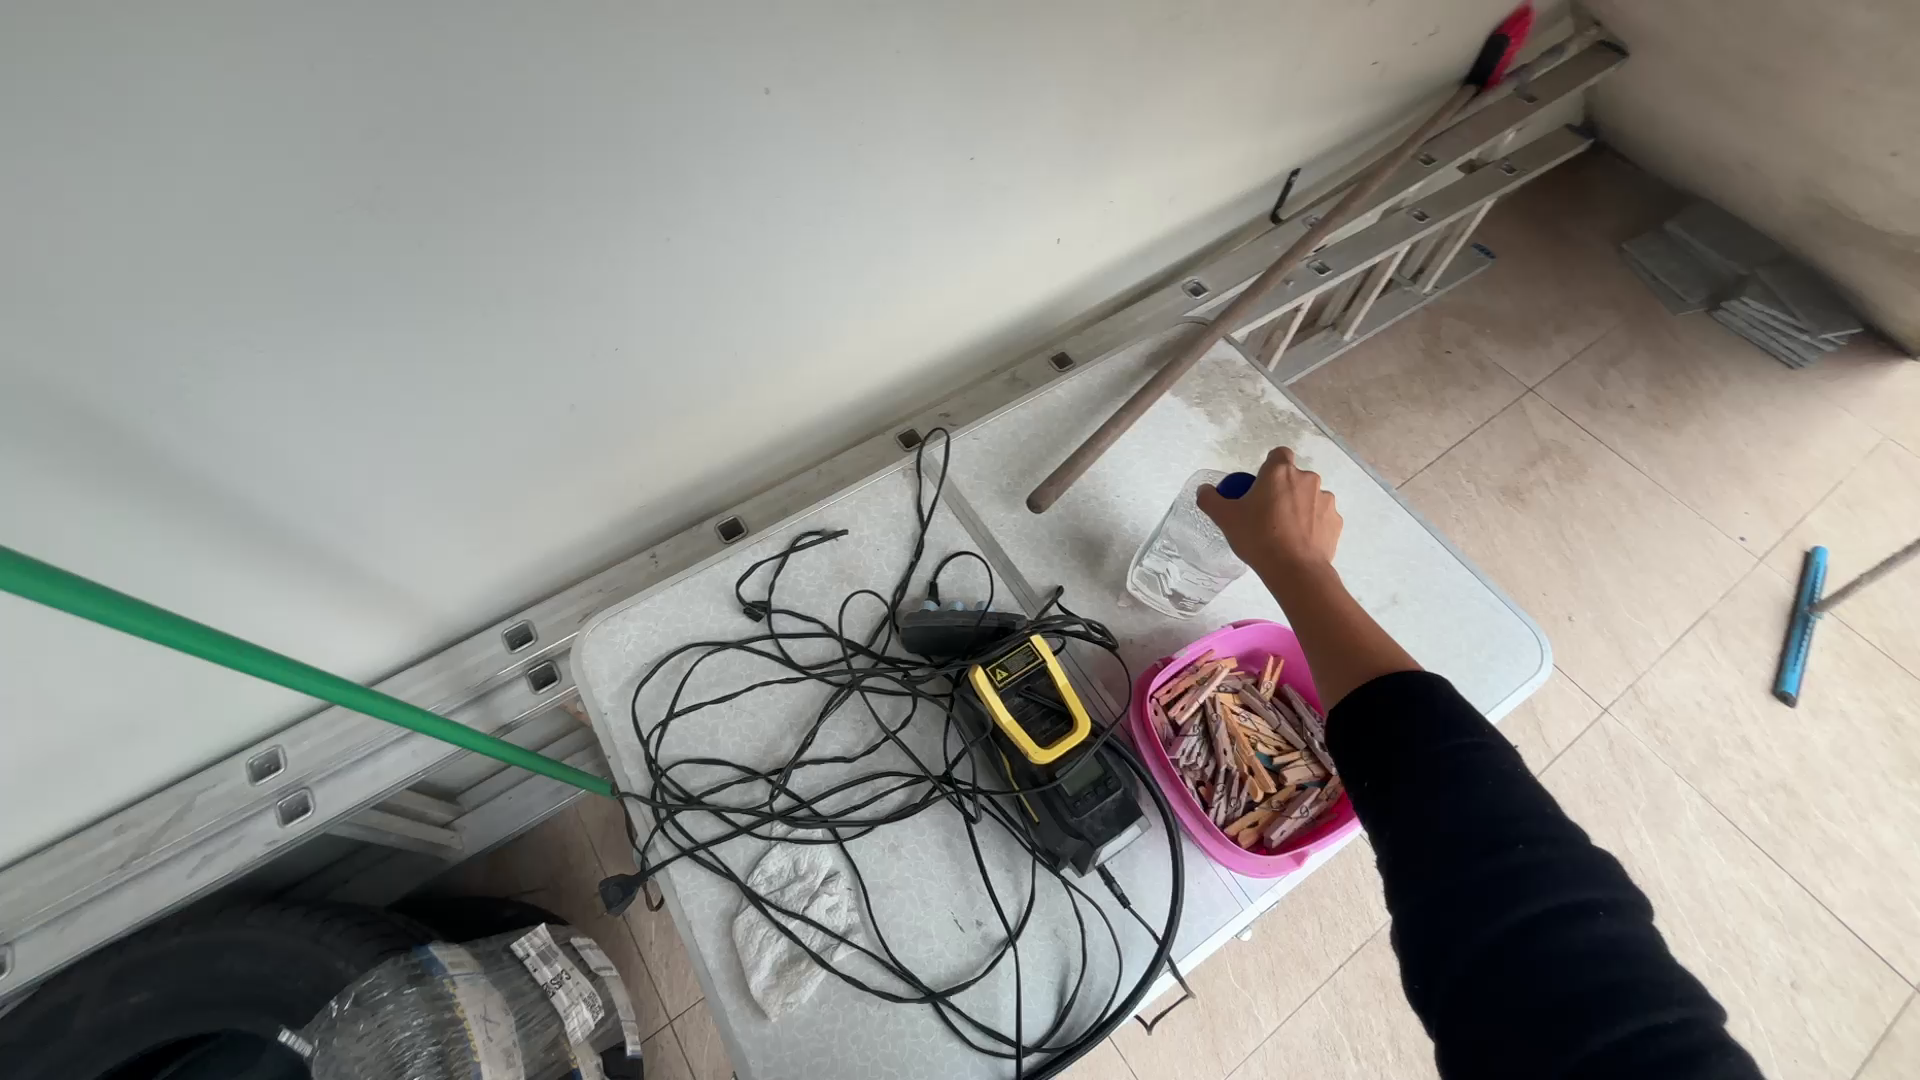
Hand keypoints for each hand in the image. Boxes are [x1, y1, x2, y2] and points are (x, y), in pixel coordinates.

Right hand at [1197, 446, 1342, 575]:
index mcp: (1279, 472)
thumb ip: (1210, 499)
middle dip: (1282, 491)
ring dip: (1298, 507)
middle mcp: (1307, 479)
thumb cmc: (1257, 537)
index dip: (1269, 466)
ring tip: (1284, 532)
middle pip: (1293, 478)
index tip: (1260, 486)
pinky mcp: (1336, 521)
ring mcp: (1326, 500)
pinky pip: (1320, 517)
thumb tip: (1204, 490)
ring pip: (1308, 497)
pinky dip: (1312, 525)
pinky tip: (1299, 542)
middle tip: (1266, 514)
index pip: (1279, 454)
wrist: (1294, 570)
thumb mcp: (1225, 518)